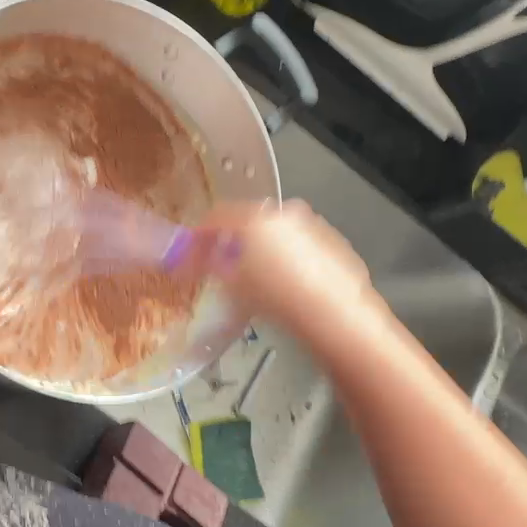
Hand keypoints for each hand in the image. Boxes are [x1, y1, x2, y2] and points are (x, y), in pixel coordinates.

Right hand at [193, 200, 382, 339]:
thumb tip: (195, 260)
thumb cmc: (277, 297)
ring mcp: (313, 225)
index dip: (198, 237)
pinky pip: (299, 245)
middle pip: (247, 222)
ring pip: (275, 233)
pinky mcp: (334, 242)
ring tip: (254, 281)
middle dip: (231, 243)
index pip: (215, 217)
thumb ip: (208, 266)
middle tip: (220, 268)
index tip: (188, 255)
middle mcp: (285, 212)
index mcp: (255, 217)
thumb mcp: (231, 285)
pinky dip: (286, 258)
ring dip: (259, 250)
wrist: (337, 314)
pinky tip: (285, 285)